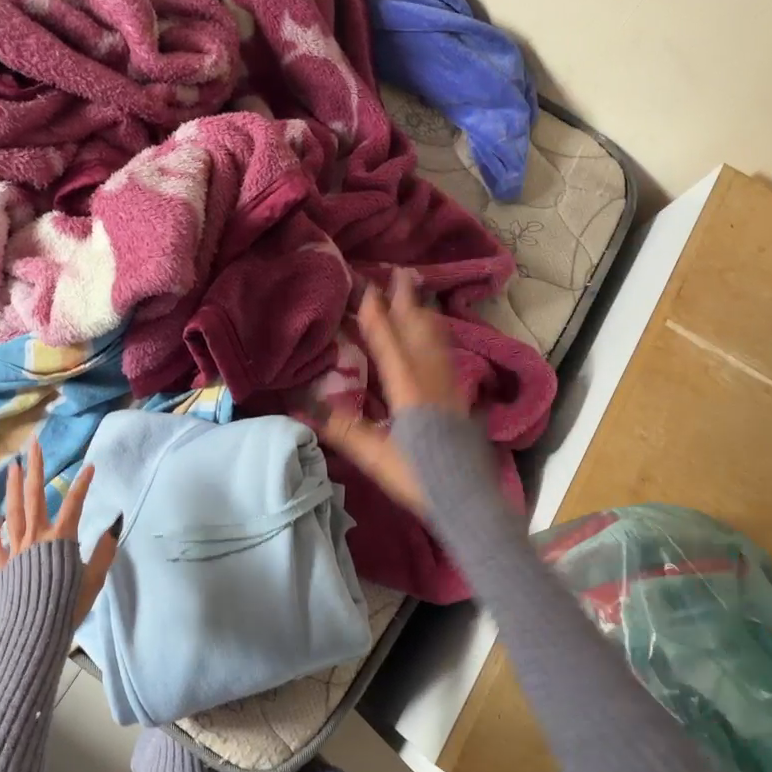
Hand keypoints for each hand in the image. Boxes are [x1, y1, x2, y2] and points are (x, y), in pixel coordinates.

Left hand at [0, 439, 115, 628]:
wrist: (34, 633)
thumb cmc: (68, 608)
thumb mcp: (93, 581)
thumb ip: (103, 553)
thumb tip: (114, 527)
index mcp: (61, 539)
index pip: (74, 503)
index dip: (83, 484)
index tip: (90, 466)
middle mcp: (36, 538)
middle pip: (34, 496)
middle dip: (35, 467)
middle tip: (34, 444)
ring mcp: (16, 550)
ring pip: (13, 511)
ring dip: (12, 487)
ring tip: (12, 465)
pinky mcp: (3, 566)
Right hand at [318, 267, 464, 513]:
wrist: (466, 498)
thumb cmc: (418, 478)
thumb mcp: (375, 458)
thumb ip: (344, 430)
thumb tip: (305, 408)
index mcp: (408, 393)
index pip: (390, 346)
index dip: (378, 317)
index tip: (370, 289)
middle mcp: (431, 383)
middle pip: (419, 334)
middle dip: (408, 303)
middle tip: (402, 273)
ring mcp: (450, 390)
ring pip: (437, 342)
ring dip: (426, 316)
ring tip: (420, 294)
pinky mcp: (460, 400)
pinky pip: (448, 358)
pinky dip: (440, 339)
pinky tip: (438, 337)